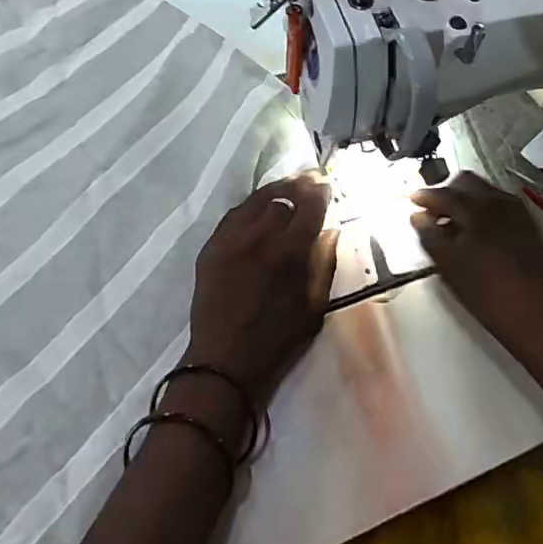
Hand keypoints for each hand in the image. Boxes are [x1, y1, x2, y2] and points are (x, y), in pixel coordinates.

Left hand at [187, 174, 334, 401]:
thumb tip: (331, 231)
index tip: (325, 183)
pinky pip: (233, 215)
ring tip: (286, 188)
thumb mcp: (314, 308)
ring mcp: (230, 239)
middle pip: (281, 198)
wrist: (224, 361)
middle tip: (308, 182)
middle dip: (298, 188)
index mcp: (289, 253)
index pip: (308, 207)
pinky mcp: (211, 246)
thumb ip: (324, 264)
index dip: (319, 192)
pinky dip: (250, 208)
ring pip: (254, 200)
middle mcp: (258, 237)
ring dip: (274, 192)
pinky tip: (258, 209)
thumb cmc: (277, 340)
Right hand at [412, 172, 542, 338]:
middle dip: (446, 192)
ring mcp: (517, 212)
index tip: (411, 201)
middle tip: (433, 211)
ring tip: (454, 224)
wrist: (536, 315)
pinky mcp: (530, 226)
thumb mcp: (447, 264)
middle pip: (466, 182)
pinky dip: (483, 210)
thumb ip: (429, 234)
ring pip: (485, 192)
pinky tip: (477, 233)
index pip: (443, 193)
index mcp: (475, 207)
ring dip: (466, 200)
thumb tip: (418, 217)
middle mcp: (498, 201)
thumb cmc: (485, 290)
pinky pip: (500, 205)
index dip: (423, 196)